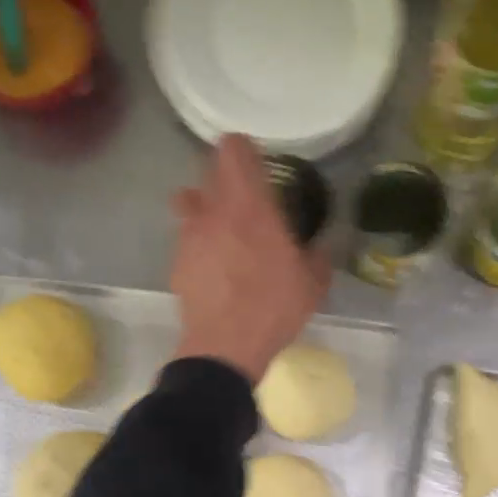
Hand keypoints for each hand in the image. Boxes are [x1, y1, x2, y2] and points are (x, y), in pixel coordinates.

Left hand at [169, 135, 330, 382]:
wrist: (225, 348)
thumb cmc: (273, 309)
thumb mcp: (312, 285)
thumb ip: (317, 257)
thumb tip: (321, 247)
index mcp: (250, 205)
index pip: (234, 149)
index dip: (245, 152)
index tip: (259, 167)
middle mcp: (214, 210)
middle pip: (208, 169)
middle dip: (225, 179)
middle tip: (244, 202)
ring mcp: (190, 236)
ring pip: (189, 202)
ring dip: (203, 208)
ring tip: (222, 234)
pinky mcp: (176, 262)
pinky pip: (186, 240)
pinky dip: (198, 245)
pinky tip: (214, 270)